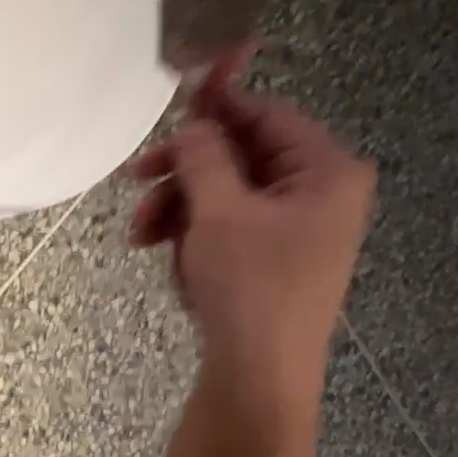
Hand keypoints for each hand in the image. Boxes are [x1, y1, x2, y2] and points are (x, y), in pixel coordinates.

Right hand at [129, 49, 375, 411]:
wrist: (259, 364)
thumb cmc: (249, 283)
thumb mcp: (219, 214)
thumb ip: (204, 160)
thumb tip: (192, 124)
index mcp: (325, 171)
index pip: (268, 116)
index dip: (220, 103)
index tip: (174, 92)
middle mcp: (316, 190)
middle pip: (237, 157)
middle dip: (181, 172)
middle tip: (132, 182)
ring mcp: (293, 224)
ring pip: (220, 192)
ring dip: (173, 205)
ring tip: (138, 236)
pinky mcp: (268, 252)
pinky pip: (221, 222)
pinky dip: (185, 229)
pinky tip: (157, 248)